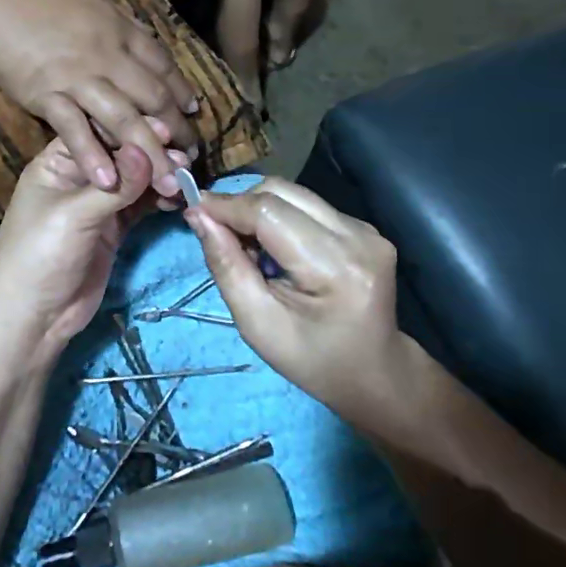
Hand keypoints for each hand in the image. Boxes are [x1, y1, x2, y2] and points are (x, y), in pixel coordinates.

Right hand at [0, 0, 198, 195]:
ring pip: (123, 120)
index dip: (182, 93)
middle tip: (190, 160)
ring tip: (166, 185)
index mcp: (122, 32)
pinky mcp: (49, 97)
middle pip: (153, 98)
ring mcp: (79, 79)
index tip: (194, 114)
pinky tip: (109, 182)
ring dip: (149, 154)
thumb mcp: (92, 3)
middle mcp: (109, 58)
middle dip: (177, 132)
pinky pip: (76, 130)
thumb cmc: (40, 0)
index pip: (164, 66)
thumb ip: (120, 27)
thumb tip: (145, 43)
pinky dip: (93, 155)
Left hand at [0, 126, 188, 365]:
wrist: (34, 319)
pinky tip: (177, 200)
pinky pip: (140, 205)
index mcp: (56, 163)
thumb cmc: (40, 257)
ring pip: (135, 179)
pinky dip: (159, 200)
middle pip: (120, 153)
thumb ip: (115, 185)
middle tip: (182, 161)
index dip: (130, 130)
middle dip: (151, 154)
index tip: (164, 133)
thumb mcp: (73, 215)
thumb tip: (149, 149)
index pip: (97, 132)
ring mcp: (97, 203)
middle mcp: (77, 176)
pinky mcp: (112, 228)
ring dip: (159, 177)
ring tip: (183, 180)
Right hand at [184, 178, 411, 418]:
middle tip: (218, 234)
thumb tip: (198, 216)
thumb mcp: (257, 324)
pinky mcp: (365, 227)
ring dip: (260, 210)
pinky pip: (309, 206)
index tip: (191, 209)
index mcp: (336, 268)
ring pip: (294, 194)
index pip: (269, 213)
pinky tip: (277, 250)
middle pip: (282, 192)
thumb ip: (227, 266)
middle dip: (241, 205)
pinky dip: (281, 217)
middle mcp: (358, 237)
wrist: (374, 374)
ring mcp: (366, 229)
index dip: (226, 206)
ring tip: (249, 248)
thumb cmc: (312, 360)